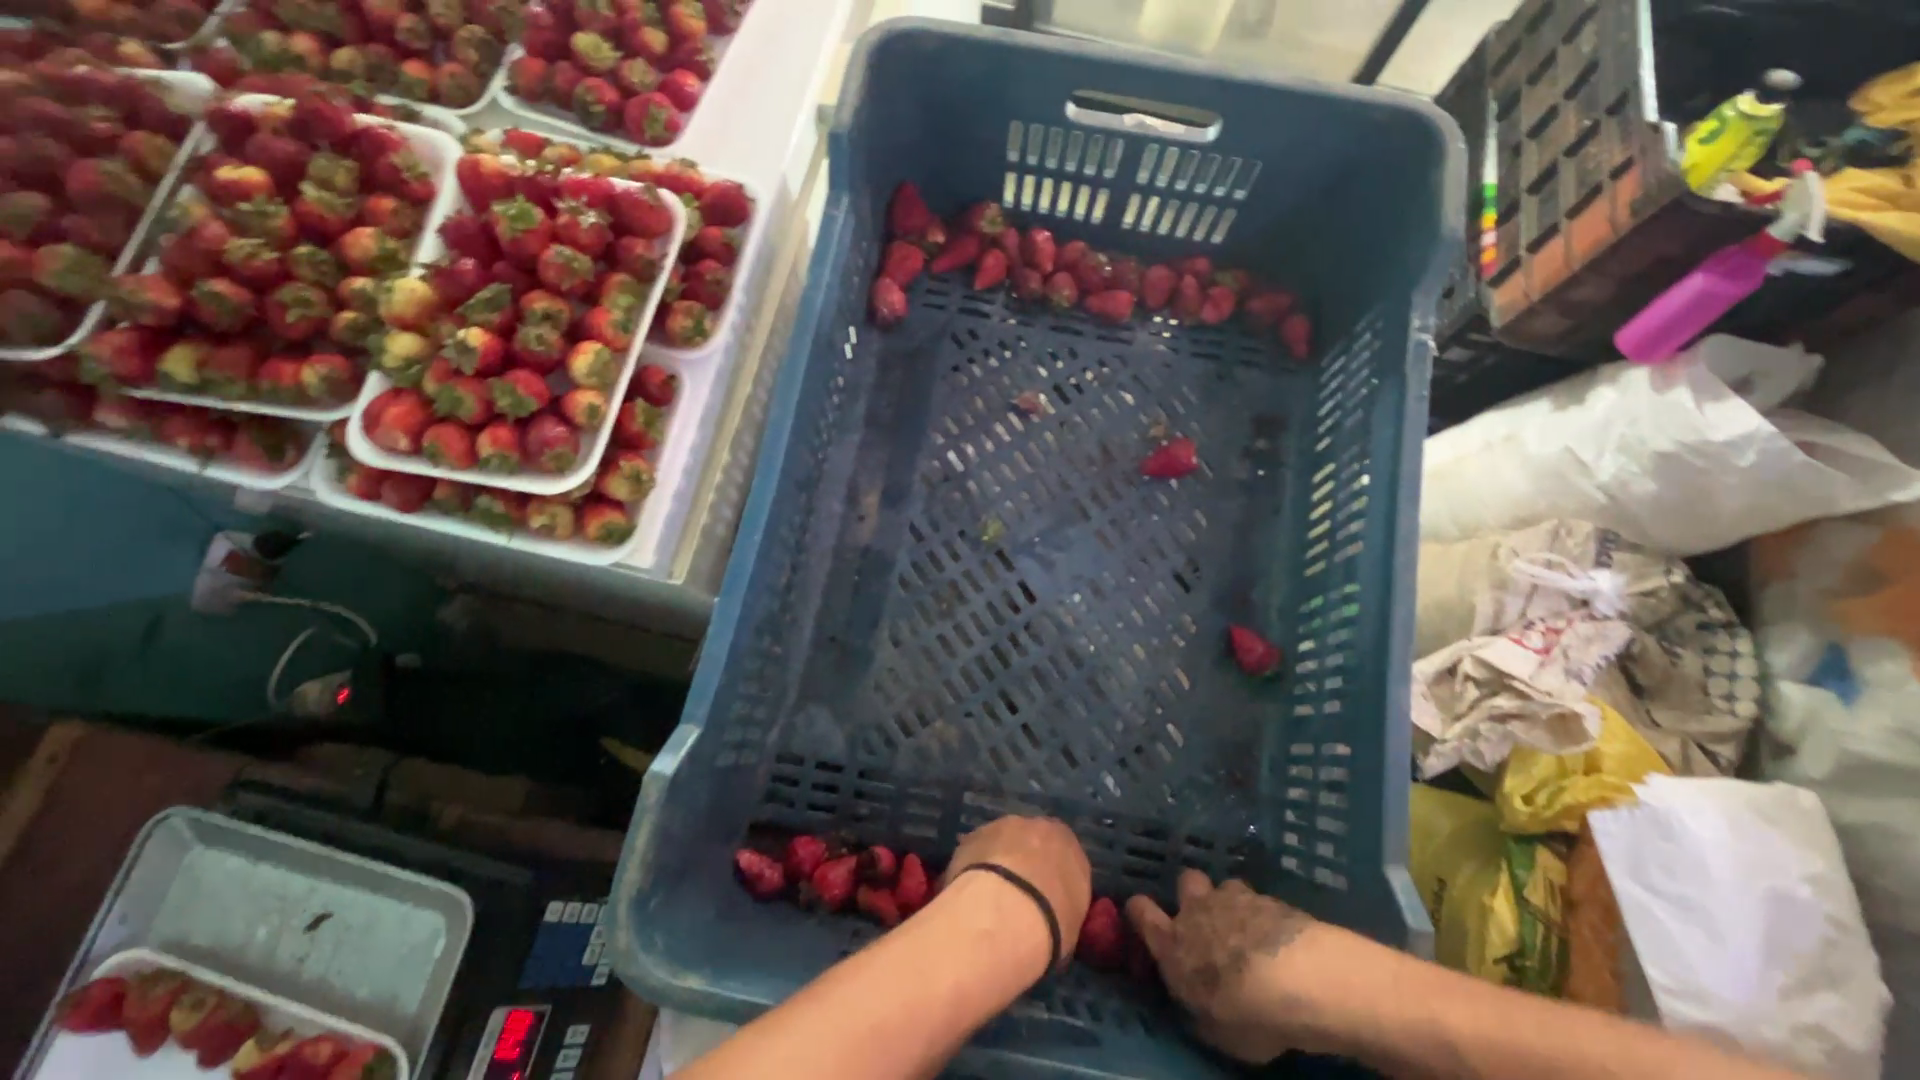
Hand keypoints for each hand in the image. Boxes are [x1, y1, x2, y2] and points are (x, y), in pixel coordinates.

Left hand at [944, 816, 1091, 969]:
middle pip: (1029, 842)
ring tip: (987, 899)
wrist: (1009, 912)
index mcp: (1068, 843)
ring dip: (995, 863)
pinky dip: (971, 869)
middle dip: (1022, 864)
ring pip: (999, 843)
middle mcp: (1037, 827)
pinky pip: (973, 852)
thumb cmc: (1052, 923)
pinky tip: (968, 895)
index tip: (1043, 898)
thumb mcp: (1071, 922)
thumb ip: (1063, 906)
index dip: (1050, 876)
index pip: (1062, 854)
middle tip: (1014, 897)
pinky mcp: (970, 837)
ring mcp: (1000, 827)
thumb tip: (1051, 914)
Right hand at [1127, 871, 1318, 1063]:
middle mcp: (1196, 912)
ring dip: (1232, 903)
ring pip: (1225, 886)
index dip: (1141, 912)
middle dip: (1194, 896)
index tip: (1146, 919)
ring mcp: (1234, 900)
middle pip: (1186, 881)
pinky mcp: (1272, 898)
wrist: (1299, 980)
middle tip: (1208, 921)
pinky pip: (1260, 899)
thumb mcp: (1212, 1029)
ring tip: (1250, 929)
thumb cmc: (1245, 1014)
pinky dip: (1265, 915)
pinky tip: (1280, 938)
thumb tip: (1197, 1003)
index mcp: (1171, 944)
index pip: (1140, 911)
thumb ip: (1198, 1008)